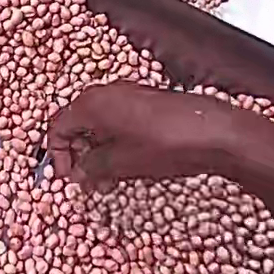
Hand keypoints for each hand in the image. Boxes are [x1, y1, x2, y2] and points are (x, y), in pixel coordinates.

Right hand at [45, 83, 273, 185]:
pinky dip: (114, 140)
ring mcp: (127, 94)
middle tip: (86, 180)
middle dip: (78, 153)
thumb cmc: (165, 144)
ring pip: (98, 122)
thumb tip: (78, 173)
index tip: (67, 177)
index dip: (57, 156)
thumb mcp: (121, 163)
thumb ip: (91, 167)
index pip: (58, 128)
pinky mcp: (146, 101)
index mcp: (91, 104)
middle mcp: (105, 93)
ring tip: (107, 177)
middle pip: (76, 123)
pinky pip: (118, 119)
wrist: (216, 133)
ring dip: (96, 149)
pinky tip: (127, 162)